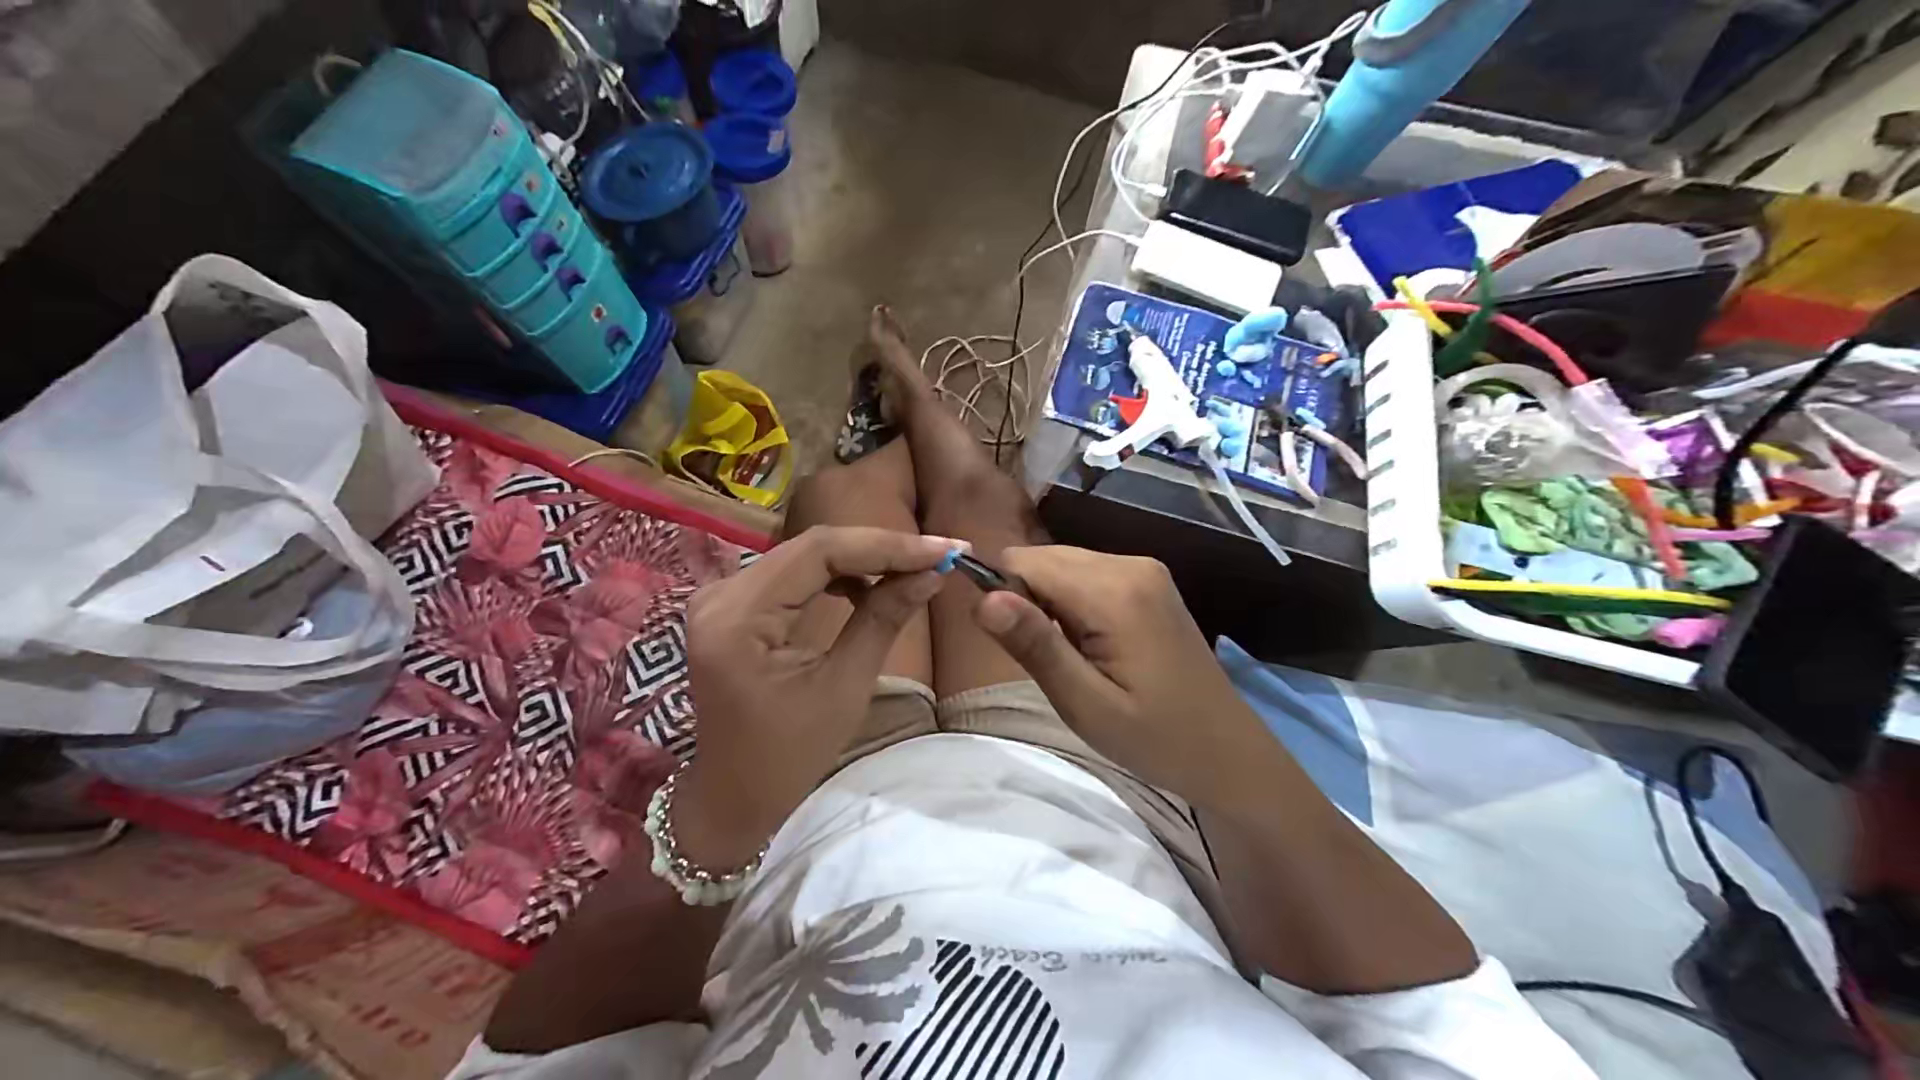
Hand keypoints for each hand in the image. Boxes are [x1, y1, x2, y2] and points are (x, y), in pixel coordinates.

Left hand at [675, 526, 958, 865]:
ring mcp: (721, 597)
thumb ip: (883, 619)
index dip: (886, 545)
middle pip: (811, 547)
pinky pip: (792, 574)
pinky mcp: (732, 606)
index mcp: (737, 617)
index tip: (944, 549)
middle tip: (940, 553)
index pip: (818, 551)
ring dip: (862, 558)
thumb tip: (932, 572)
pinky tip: (870, 585)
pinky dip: (836, 575)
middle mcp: (720, 594)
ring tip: (914, 567)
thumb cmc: (788, 757)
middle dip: (880, 548)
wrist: (733, 797)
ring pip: (804, 555)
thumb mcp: (843, 688)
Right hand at [972, 546, 1282, 809]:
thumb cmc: (1155, 739)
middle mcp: (1130, 564)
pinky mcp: (1149, 580)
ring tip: (1074, 657)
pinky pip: (1087, 574)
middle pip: (1043, 558)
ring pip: (1062, 564)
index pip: (1024, 562)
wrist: (1227, 751)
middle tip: (1052, 660)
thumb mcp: (1085, 704)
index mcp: (1114, 592)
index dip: (1004, 598)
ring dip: (1049, 603)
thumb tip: (982, 598)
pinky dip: (1072, 602)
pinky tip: (1091, 644)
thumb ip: (1035, 646)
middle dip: (1027, 601)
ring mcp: (1144, 569)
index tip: (1018, 648)